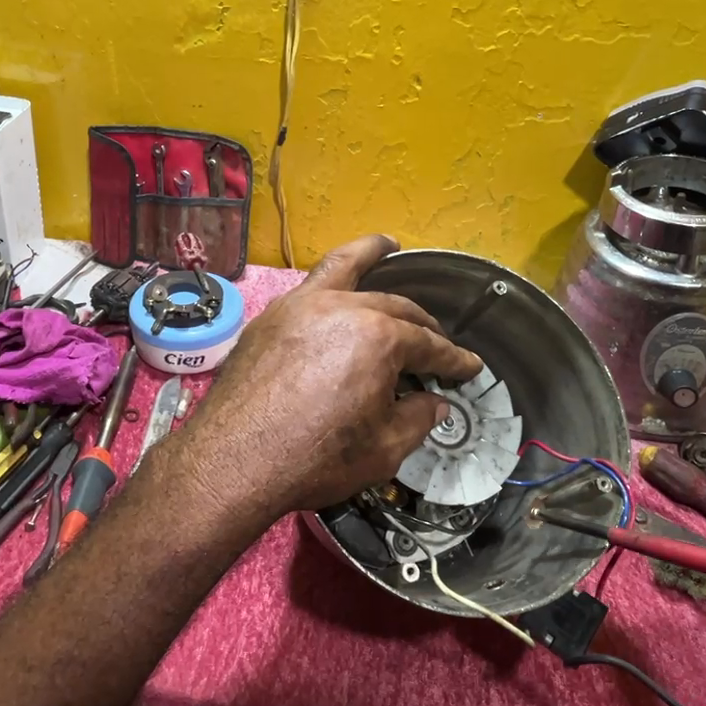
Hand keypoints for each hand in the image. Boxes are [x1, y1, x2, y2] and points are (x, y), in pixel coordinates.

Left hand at [170, 235, 481, 520]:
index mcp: (378, 337)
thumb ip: (417, 418)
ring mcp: (301, 306)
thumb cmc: (316, 458)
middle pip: (395, 307)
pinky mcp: (271, 317)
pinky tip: (337, 289)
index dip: (453, 359)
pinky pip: (310, 287)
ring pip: (344, 268)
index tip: (471, 367)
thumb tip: (434, 401)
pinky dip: (332, 279)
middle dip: (422, 325)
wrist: (234, 460)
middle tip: (437, 344)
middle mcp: (343, 308)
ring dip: (370, 254)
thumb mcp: (383, 449)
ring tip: (388, 245)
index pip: (428, 345)